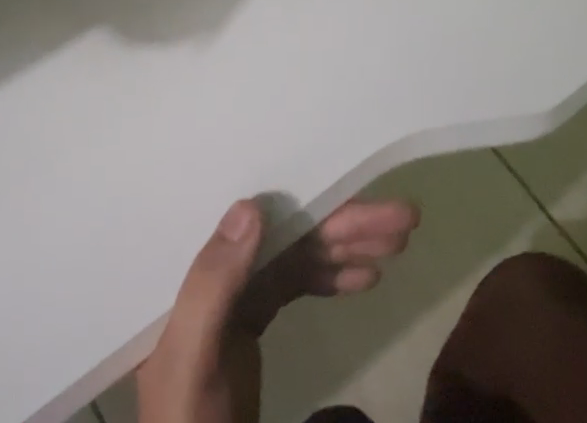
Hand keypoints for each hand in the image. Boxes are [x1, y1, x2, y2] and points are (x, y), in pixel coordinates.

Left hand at [135, 199, 418, 422]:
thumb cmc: (184, 415)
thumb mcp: (191, 354)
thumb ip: (212, 287)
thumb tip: (249, 205)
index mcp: (185, 266)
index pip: (245, 216)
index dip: (298, 196)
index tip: (351, 187)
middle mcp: (210, 272)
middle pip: (280, 234)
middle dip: (342, 223)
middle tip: (403, 214)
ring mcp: (232, 300)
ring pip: (294, 258)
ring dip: (345, 247)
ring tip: (398, 239)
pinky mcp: (247, 324)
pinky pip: (293, 286)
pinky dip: (329, 277)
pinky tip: (366, 276)